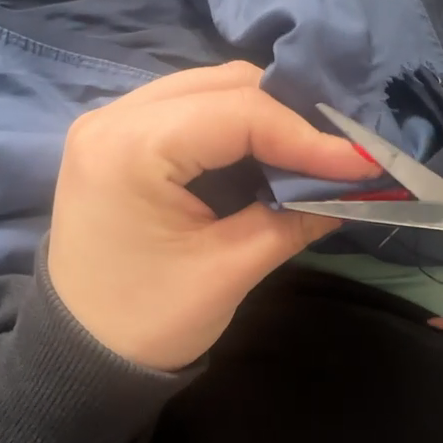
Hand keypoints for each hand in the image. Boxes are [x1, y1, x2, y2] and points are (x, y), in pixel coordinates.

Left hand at [47, 62, 379, 370]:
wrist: (81, 354)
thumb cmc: (148, 322)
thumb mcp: (227, 272)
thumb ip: (292, 221)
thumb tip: (352, 190)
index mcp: (129, 147)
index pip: (238, 113)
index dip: (307, 136)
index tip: (361, 164)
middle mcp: (112, 117)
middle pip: (222, 87)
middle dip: (287, 119)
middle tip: (337, 157)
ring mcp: (109, 126)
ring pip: (206, 94)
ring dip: (261, 121)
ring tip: (308, 158)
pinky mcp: (116, 144)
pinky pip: (187, 115)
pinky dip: (232, 132)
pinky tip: (263, 159)